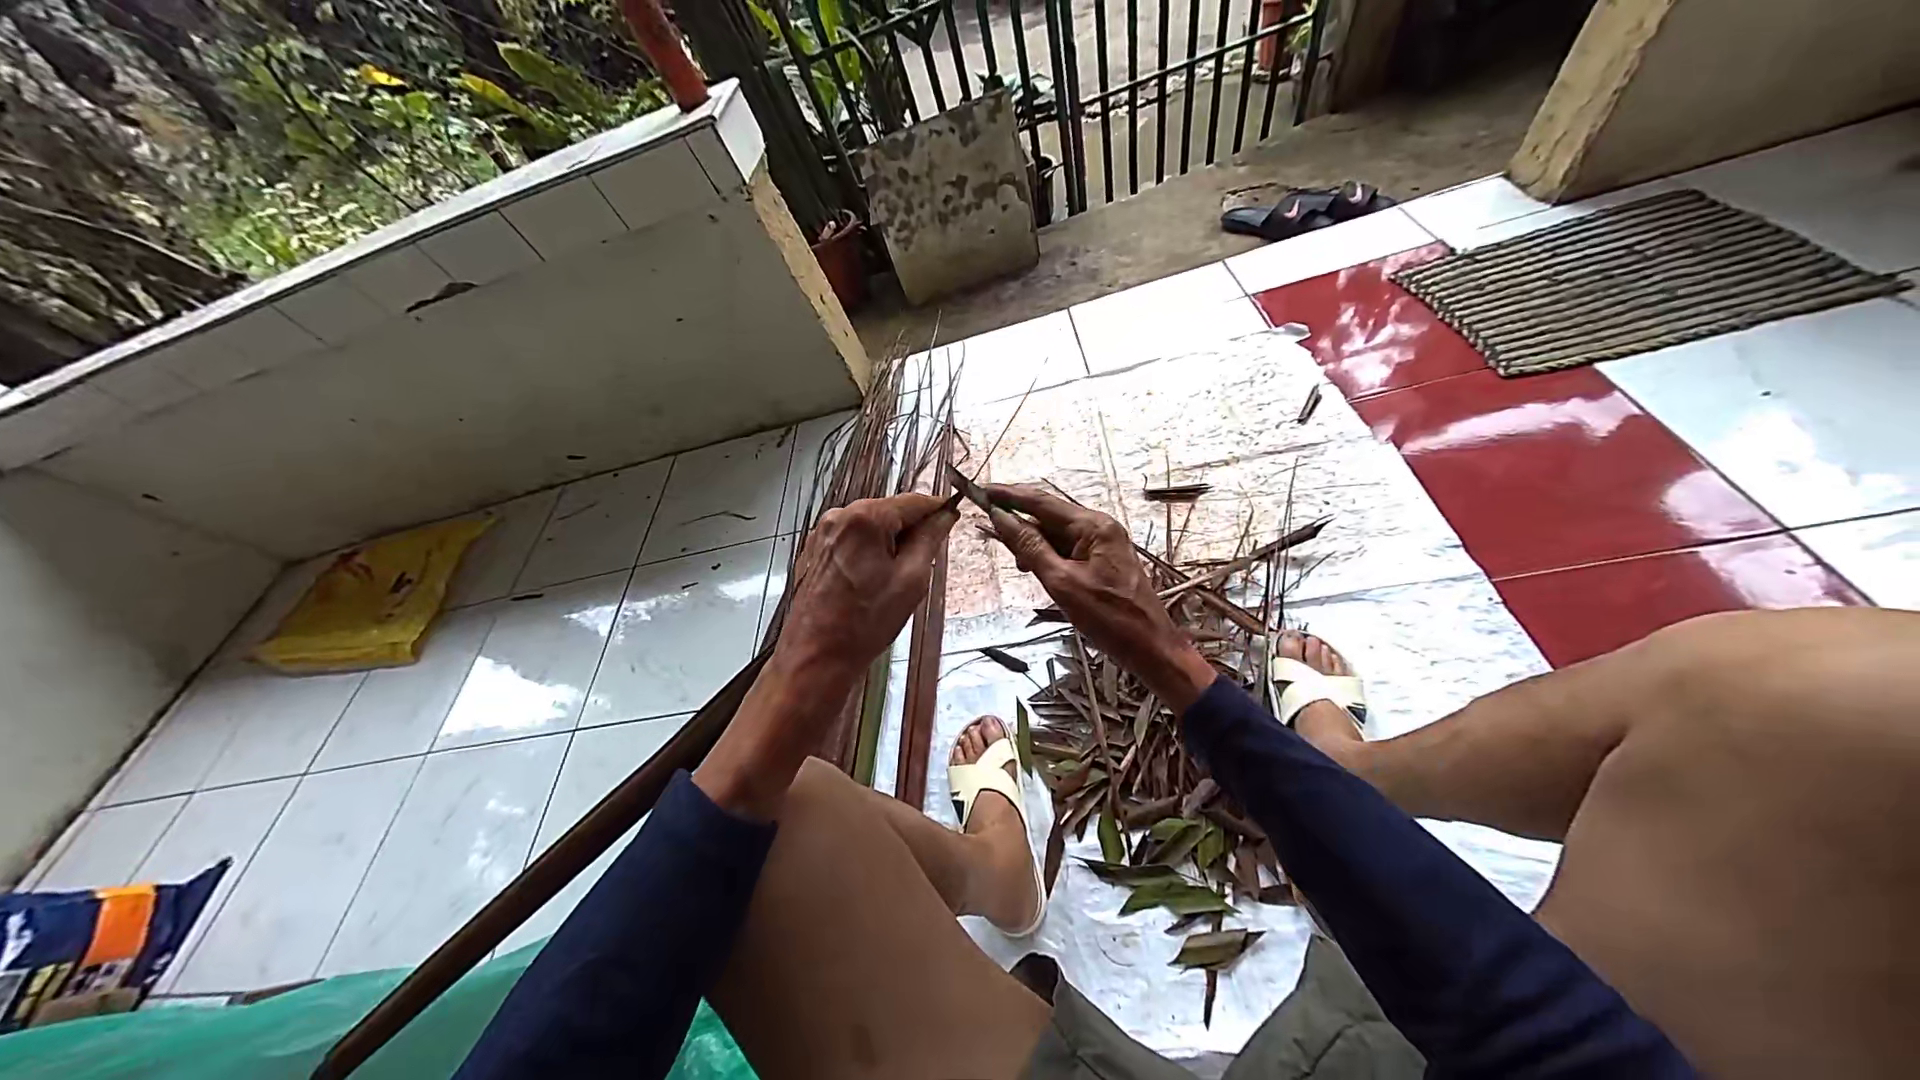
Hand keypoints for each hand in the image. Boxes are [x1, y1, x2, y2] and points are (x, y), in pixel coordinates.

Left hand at [772, 492, 958, 682]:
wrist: (815, 656)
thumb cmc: (862, 624)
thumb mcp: (911, 580)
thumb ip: (930, 540)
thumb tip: (944, 517)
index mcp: (864, 518)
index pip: (913, 501)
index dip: (937, 509)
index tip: (953, 517)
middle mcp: (838, 518)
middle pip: (890, 512)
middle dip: (910, 532)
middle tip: (924, 564)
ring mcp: (822, 534)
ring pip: (871, 528)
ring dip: (889, 545)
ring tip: (894, 582)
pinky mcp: (815, 552)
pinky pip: (852, 542)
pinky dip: (868, 554)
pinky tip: (872, 585)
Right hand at [982, 484, 1215, 711]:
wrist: (1150, 648)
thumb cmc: (1110, 618)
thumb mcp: (1062, 583)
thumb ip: (1030, 547)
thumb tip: (1001, 518)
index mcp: (1094, 526)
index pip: (1042, 502)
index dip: (1008, 496)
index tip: (981, 490)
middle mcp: (1099, 528)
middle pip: (1048, 517)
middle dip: (1019, 525)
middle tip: (990, 533)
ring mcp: (1102, 544)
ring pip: (1056, 536)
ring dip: (1033, 545)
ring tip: (1019, 565)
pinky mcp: (1101, 562)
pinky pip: (1066, 551)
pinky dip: (1047, 558)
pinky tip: (1036, 572)